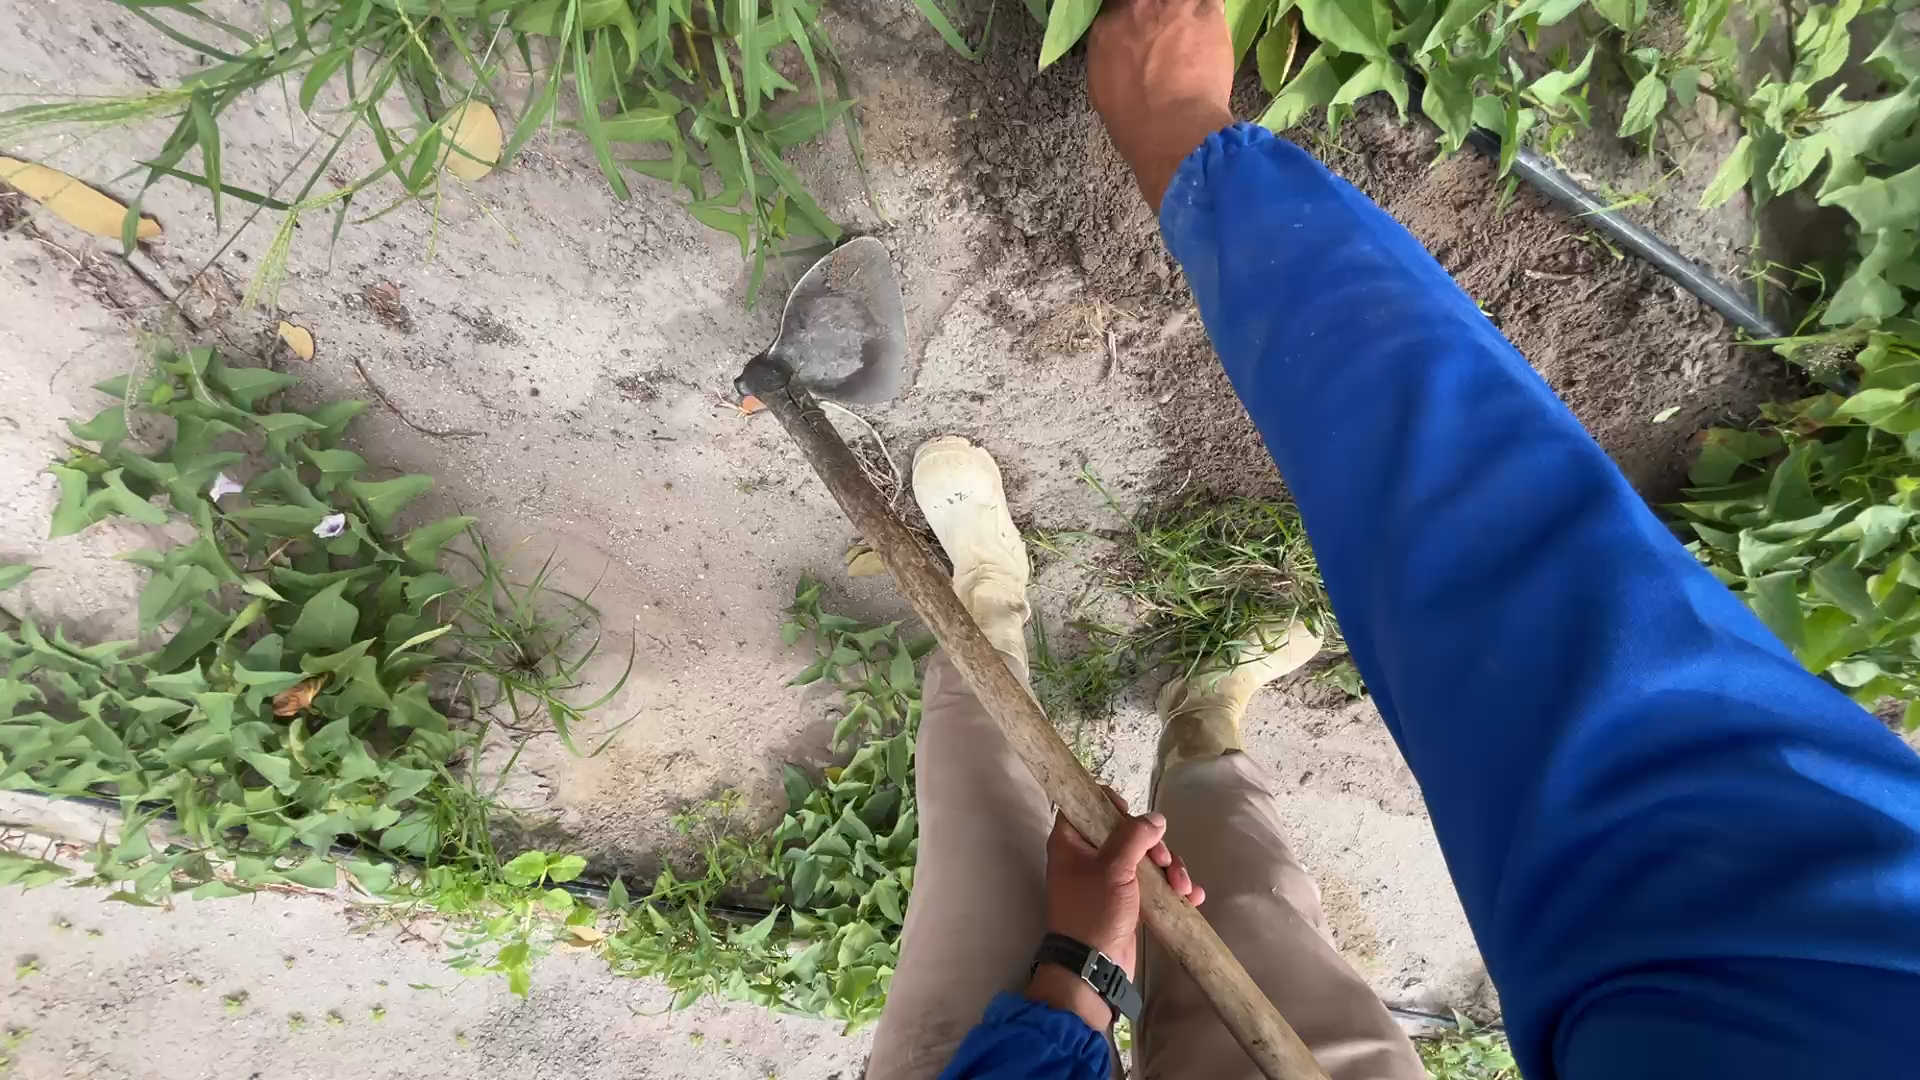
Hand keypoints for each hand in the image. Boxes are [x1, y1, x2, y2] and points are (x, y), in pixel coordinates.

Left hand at [1024, 789, 1204, 1029]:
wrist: (1094, 969)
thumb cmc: (1094, 911)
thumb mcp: (1113, 868)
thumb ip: (1134, 837)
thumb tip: (1156, 818)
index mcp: (1071, 841)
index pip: (1086, 805)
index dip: (1110, 804)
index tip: (1130, 814)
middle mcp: (1088, 856)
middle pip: (1125, 832)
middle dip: (1153, 845)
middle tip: (1163, 861)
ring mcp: (1109, 879)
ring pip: (1144, 858)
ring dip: (1168, 868)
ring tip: (1182, 886)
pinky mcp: (1128, 900)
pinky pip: (1152, 884)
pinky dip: (1170, 887)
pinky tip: (1191, 896)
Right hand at [1087, 0, 1235, 210]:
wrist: (1172, 128)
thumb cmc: (1133, 124)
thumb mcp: (1104, 96)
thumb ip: (1110, 63)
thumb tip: (1120, 58)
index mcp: (1106, 30)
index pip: (1118, 10)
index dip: (1132, 24)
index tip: (1140, 38)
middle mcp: (1136, 7)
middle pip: (1148, 1)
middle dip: (1158, 16)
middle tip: (1167, 40)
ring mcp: (1172, 4)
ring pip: (1181, 2)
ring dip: (1184, 17)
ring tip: (1189, 45)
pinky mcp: (1206, 9)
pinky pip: (1210, 6)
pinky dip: (1210, 23)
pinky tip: (1208, 46)